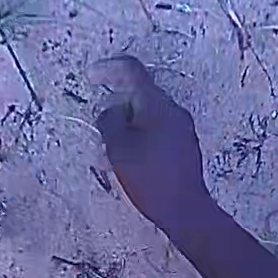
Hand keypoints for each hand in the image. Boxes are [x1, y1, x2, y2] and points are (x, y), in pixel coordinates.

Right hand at [90, 56, 213, 231]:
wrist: (184, 209)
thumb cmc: (151, 179)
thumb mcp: (119, 148)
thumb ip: (110, 121)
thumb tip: (110, 111)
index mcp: (157, 104)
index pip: (132, 70)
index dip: (108, 68)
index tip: (92, 75)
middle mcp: (173, 111)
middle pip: (140, 95)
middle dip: (117, 109)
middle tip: (104, 133)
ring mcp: (182, 128)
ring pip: (148, 115)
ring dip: (128, 127)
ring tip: (115, 154)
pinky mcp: (184, 146)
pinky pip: (158, 131)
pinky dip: (141, 138)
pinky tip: (133, 163)